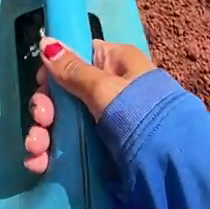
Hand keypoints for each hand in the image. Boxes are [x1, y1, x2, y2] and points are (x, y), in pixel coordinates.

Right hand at [22, 36, 156, 173]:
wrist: (174, 167)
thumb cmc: (139, 114)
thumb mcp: (104, 88)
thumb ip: (72, 70)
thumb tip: (47, 41)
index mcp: (115, 63)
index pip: (75, 58)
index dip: (53, 72)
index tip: (41, 86)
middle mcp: (109, 88)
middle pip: (64, 93)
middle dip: (45, 109)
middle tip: (41, 123)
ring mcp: (105, 121)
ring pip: (62, 122)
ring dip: (43, 134)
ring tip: (35, 151)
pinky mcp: (101, 150)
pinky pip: (69, 146)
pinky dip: (51, 154)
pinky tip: (38, 163)